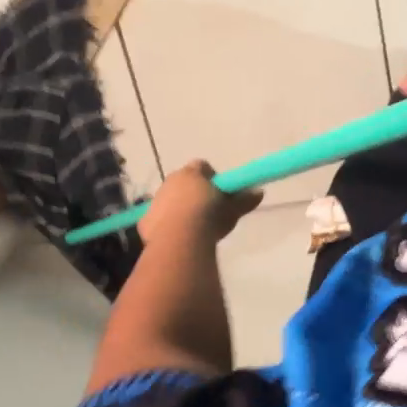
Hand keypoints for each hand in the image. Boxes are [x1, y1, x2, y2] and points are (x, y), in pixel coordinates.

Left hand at [137, 161, 262, 244]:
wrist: (179, 239)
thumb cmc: (209, 217)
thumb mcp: (232, 209)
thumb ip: (244, 200)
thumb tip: (260, 192)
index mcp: (192, 173)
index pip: (202, 167)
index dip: (212, 178)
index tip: (220, 193)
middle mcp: (171, 181)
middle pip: (184, 182)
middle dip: (194, 193)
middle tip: (208, 212)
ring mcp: (156, 200)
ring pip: (169, 200)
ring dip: (180, 209)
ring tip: (194, 228)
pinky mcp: (146, 220)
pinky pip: (159, 218)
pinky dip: (167, 225)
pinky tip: (179, 238)